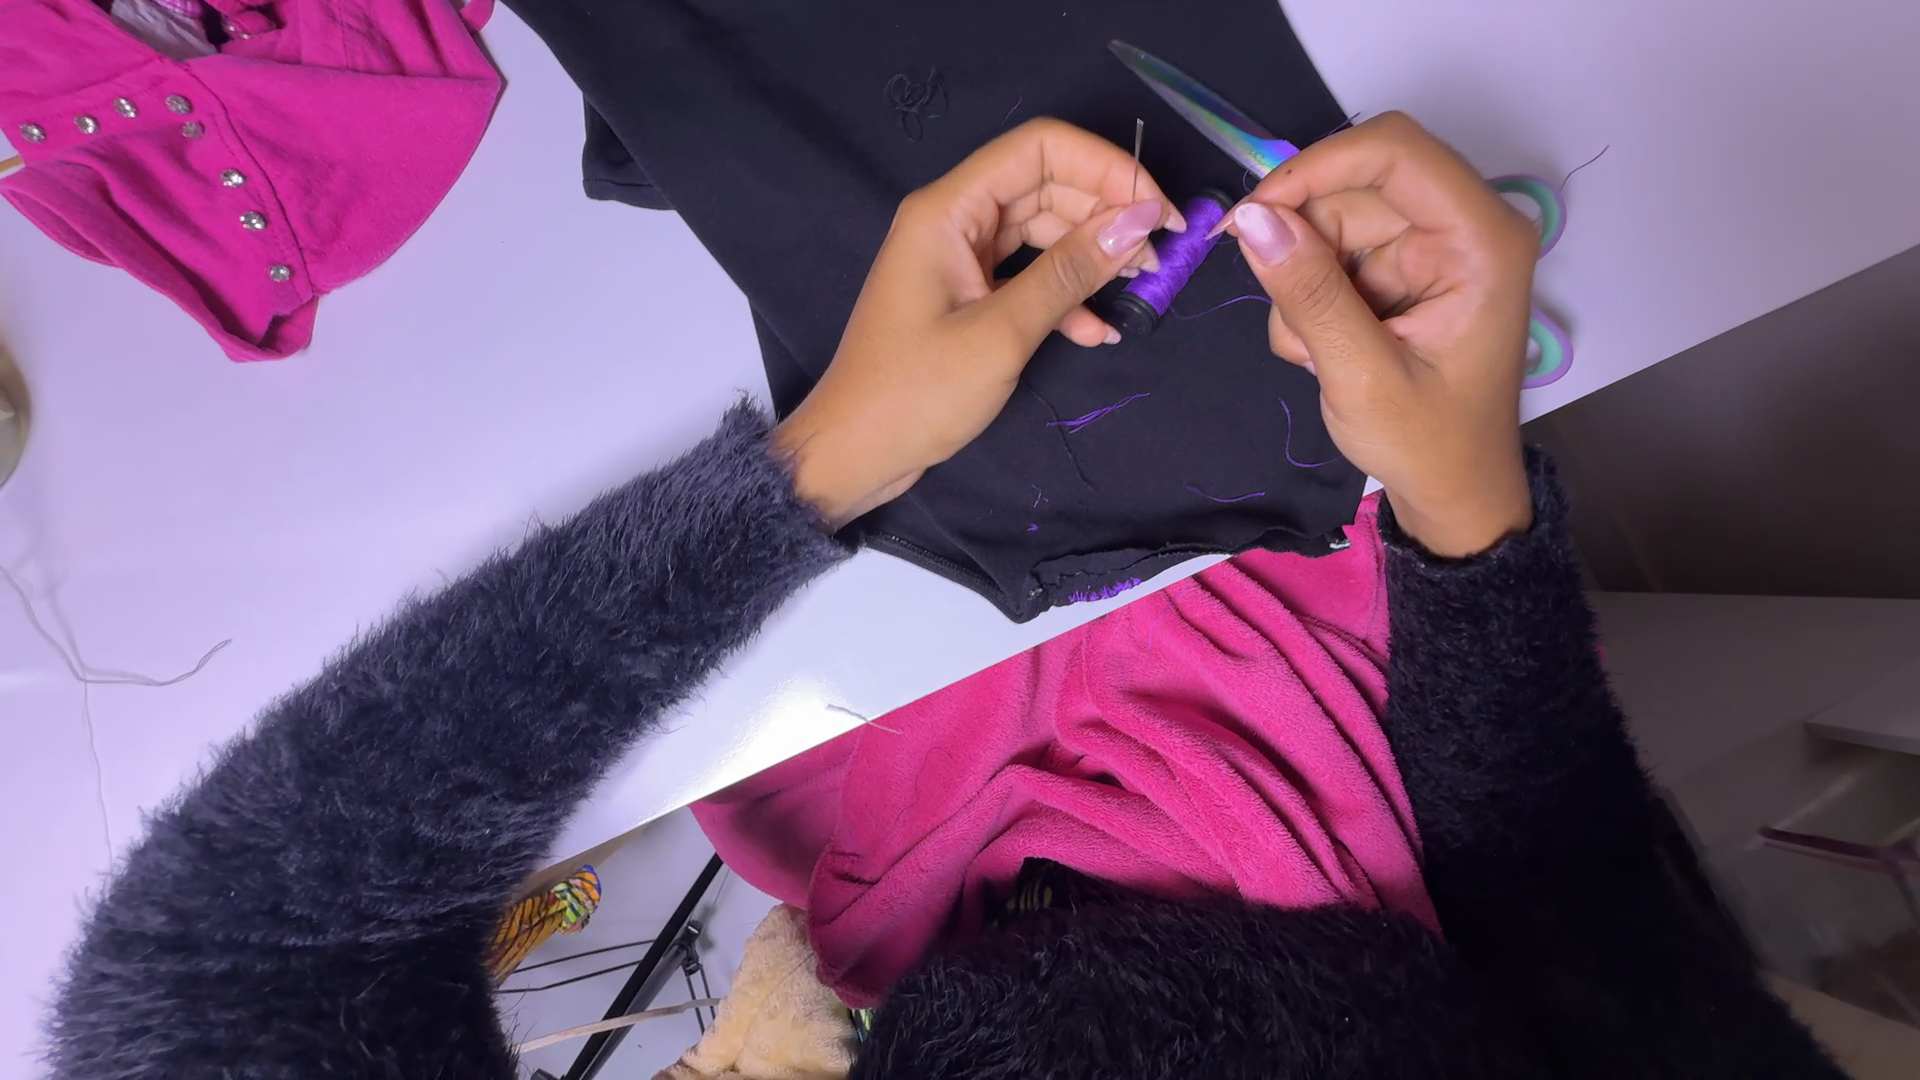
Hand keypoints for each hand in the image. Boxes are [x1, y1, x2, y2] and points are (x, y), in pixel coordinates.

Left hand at [773, 118, 1181, 529]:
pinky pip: (1024, 283)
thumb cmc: (916, 394)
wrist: (856, 453)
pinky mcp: (965, 303)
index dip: (1106, 169)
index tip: (1158, 211)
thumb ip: (1070, 273)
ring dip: (1089, 261)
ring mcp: (958, 265)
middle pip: (1044, 190)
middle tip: (1159, 256)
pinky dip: (1061, 301)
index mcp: (949, 211)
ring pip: (1039, 238)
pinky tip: (1095, 332)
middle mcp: (953, 224)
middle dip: (1104, 216)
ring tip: (1139, 290)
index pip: (1040, 150)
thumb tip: (1137, 220)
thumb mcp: (1001, 333)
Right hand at [1223, 112, 1539, 555]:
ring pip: (1326, 231)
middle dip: (1302, 253)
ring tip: (1316, 355)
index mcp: (1477, 239)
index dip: (1313, 169)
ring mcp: (1422, 253)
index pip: (1393, 153)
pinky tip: (1322, 354)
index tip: (1248, 218)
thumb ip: (1309, 295)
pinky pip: (1325, 263)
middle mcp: (1454, 229)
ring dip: (1299, 292)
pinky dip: (1304, 307)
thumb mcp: (1360, 375)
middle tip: (1292, 324)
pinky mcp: (1393, 278)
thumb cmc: (1424, 441)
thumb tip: (1250, 221)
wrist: (1448, 488)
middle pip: (1350, 193)